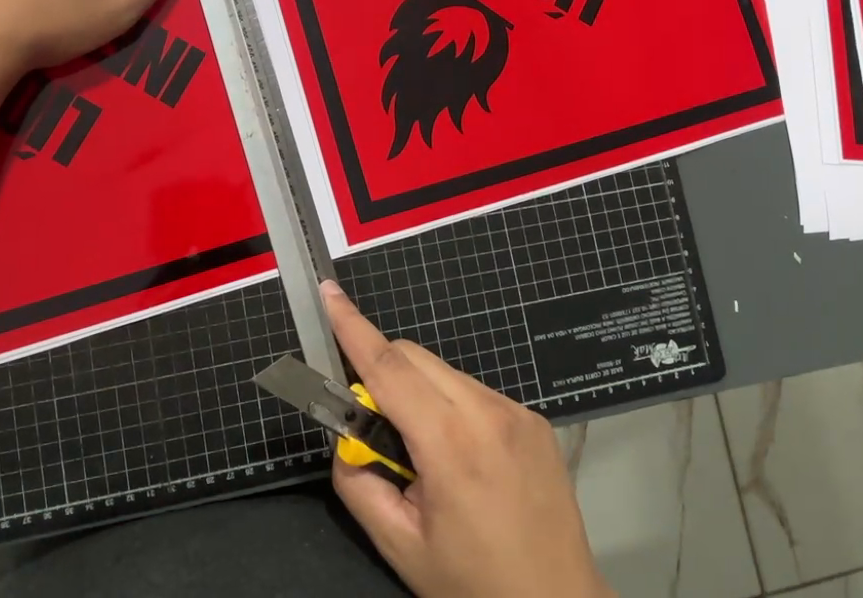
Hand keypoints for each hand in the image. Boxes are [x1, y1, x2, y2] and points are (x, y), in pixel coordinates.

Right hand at [323, 281, 611, 597]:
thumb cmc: (473, 583)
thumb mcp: (398, 543)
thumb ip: (357, 481)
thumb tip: (345, 436)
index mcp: (451, 445)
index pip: (388, 368)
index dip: (352, 328)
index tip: (329, 293)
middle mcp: (488, 413)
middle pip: (413, 358)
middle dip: (379, 372)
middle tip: (372, 428)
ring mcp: (517, 413)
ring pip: (442, 371)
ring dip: (415, 391)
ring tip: (422, 452)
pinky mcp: (534, 420)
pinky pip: (472, 390)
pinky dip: (448, 404)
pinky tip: (458, 455)